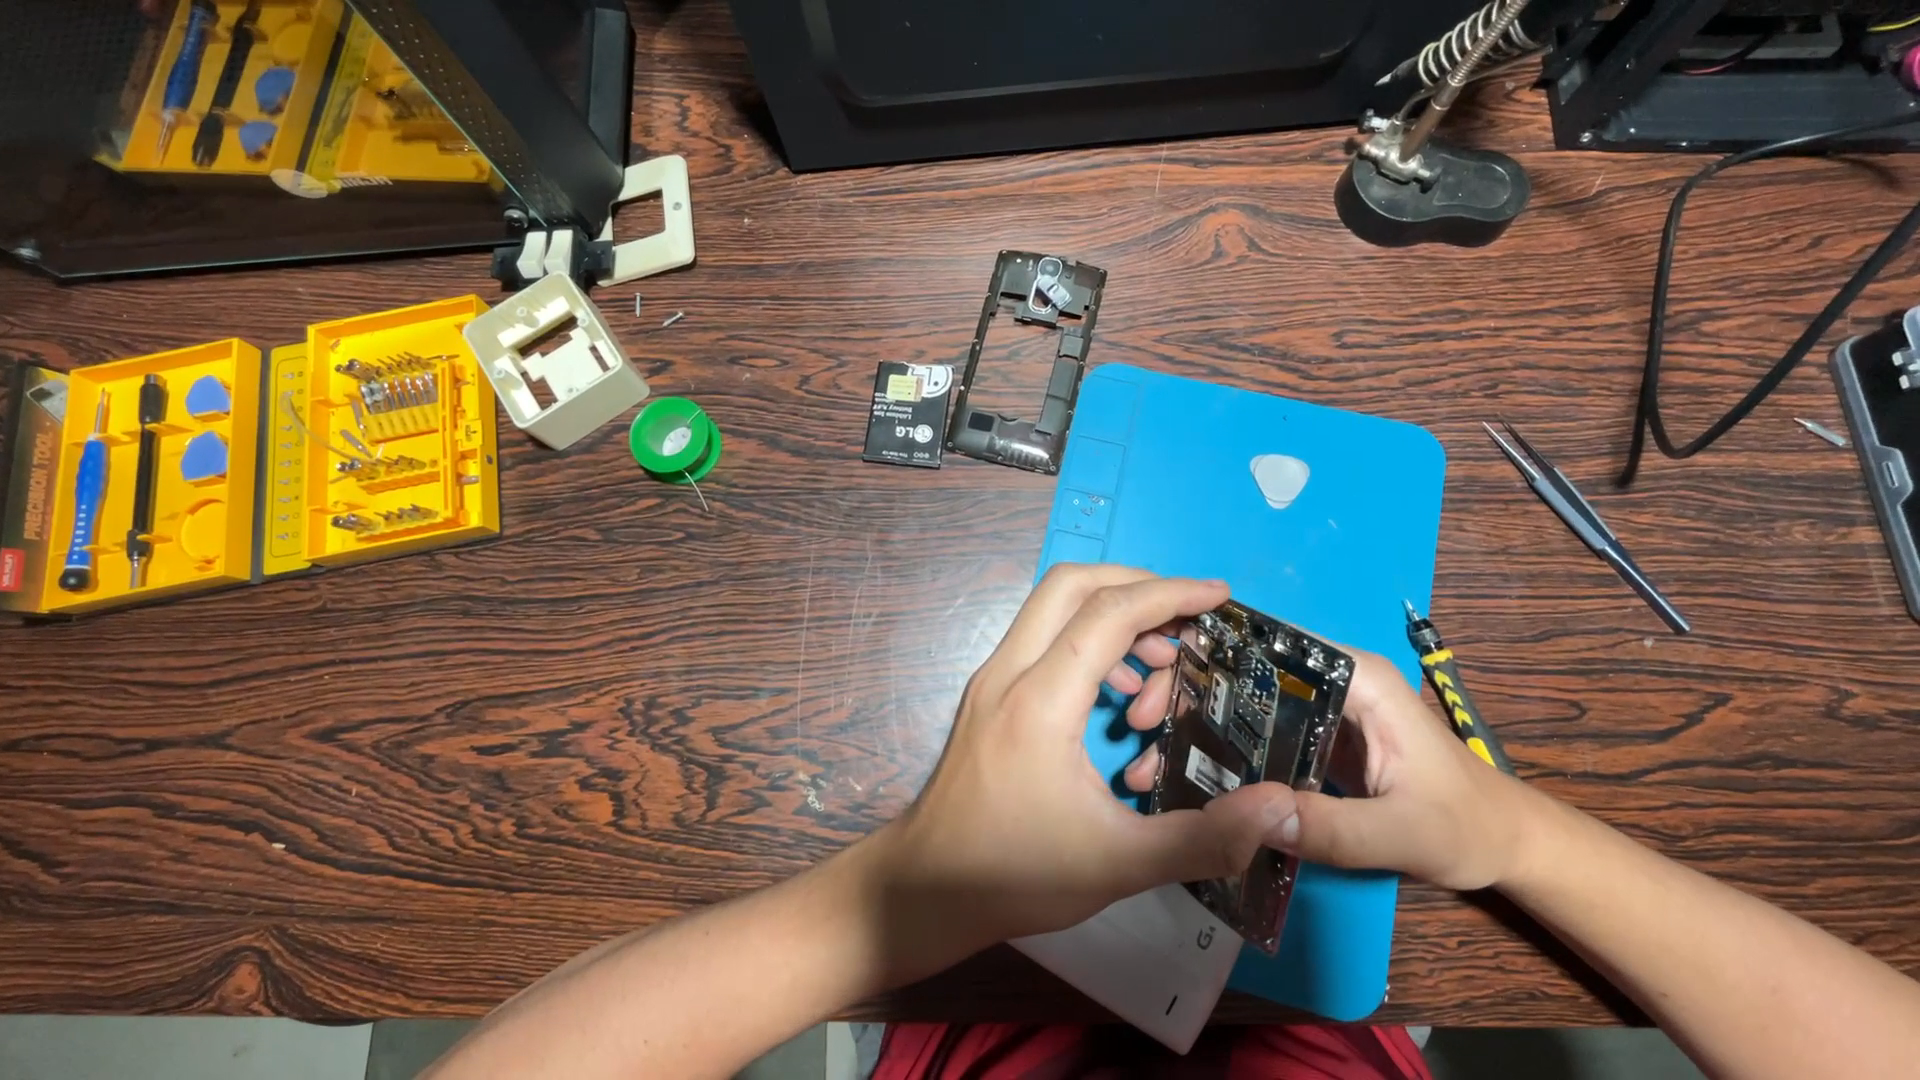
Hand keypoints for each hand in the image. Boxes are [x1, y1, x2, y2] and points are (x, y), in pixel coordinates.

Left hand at [870, 565, 1304, 965]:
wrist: (925, 888)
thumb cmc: (1016, 874)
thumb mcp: (1118, 864)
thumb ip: (1203, 838)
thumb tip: (1279, 810)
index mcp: (1039, 701)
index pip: (1107, 614)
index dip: (1169, 594)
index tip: (1218, 596)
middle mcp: (1008, 673)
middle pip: (1069, 585)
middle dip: (1136, 584)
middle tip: (1188, 617)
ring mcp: (990, 680)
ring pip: (1049, 608)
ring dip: (1108, 614)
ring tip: (1158, 663)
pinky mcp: (986, 696)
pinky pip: (1039, 639)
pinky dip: (1084, 640)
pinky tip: (1114, 690)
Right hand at [1125, 647, 1538, 890]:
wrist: (1504, 844)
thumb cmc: (1465, 826)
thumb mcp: (1402, 834)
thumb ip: (1333, 827)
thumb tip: (1248, 815)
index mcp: (1357, 679)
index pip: (1274, 640)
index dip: (1212, 649)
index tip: (1159, 676)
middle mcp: (1333, 681)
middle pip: (1245, 665)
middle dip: (1187, 686)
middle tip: (1140, 720)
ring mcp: (1321, 709)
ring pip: (1242, 696)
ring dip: (1193, 717)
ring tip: (1147, 751)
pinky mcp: (1312, 737)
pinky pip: (1253, 728)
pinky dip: (1215, 743)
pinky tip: (1180, 768)